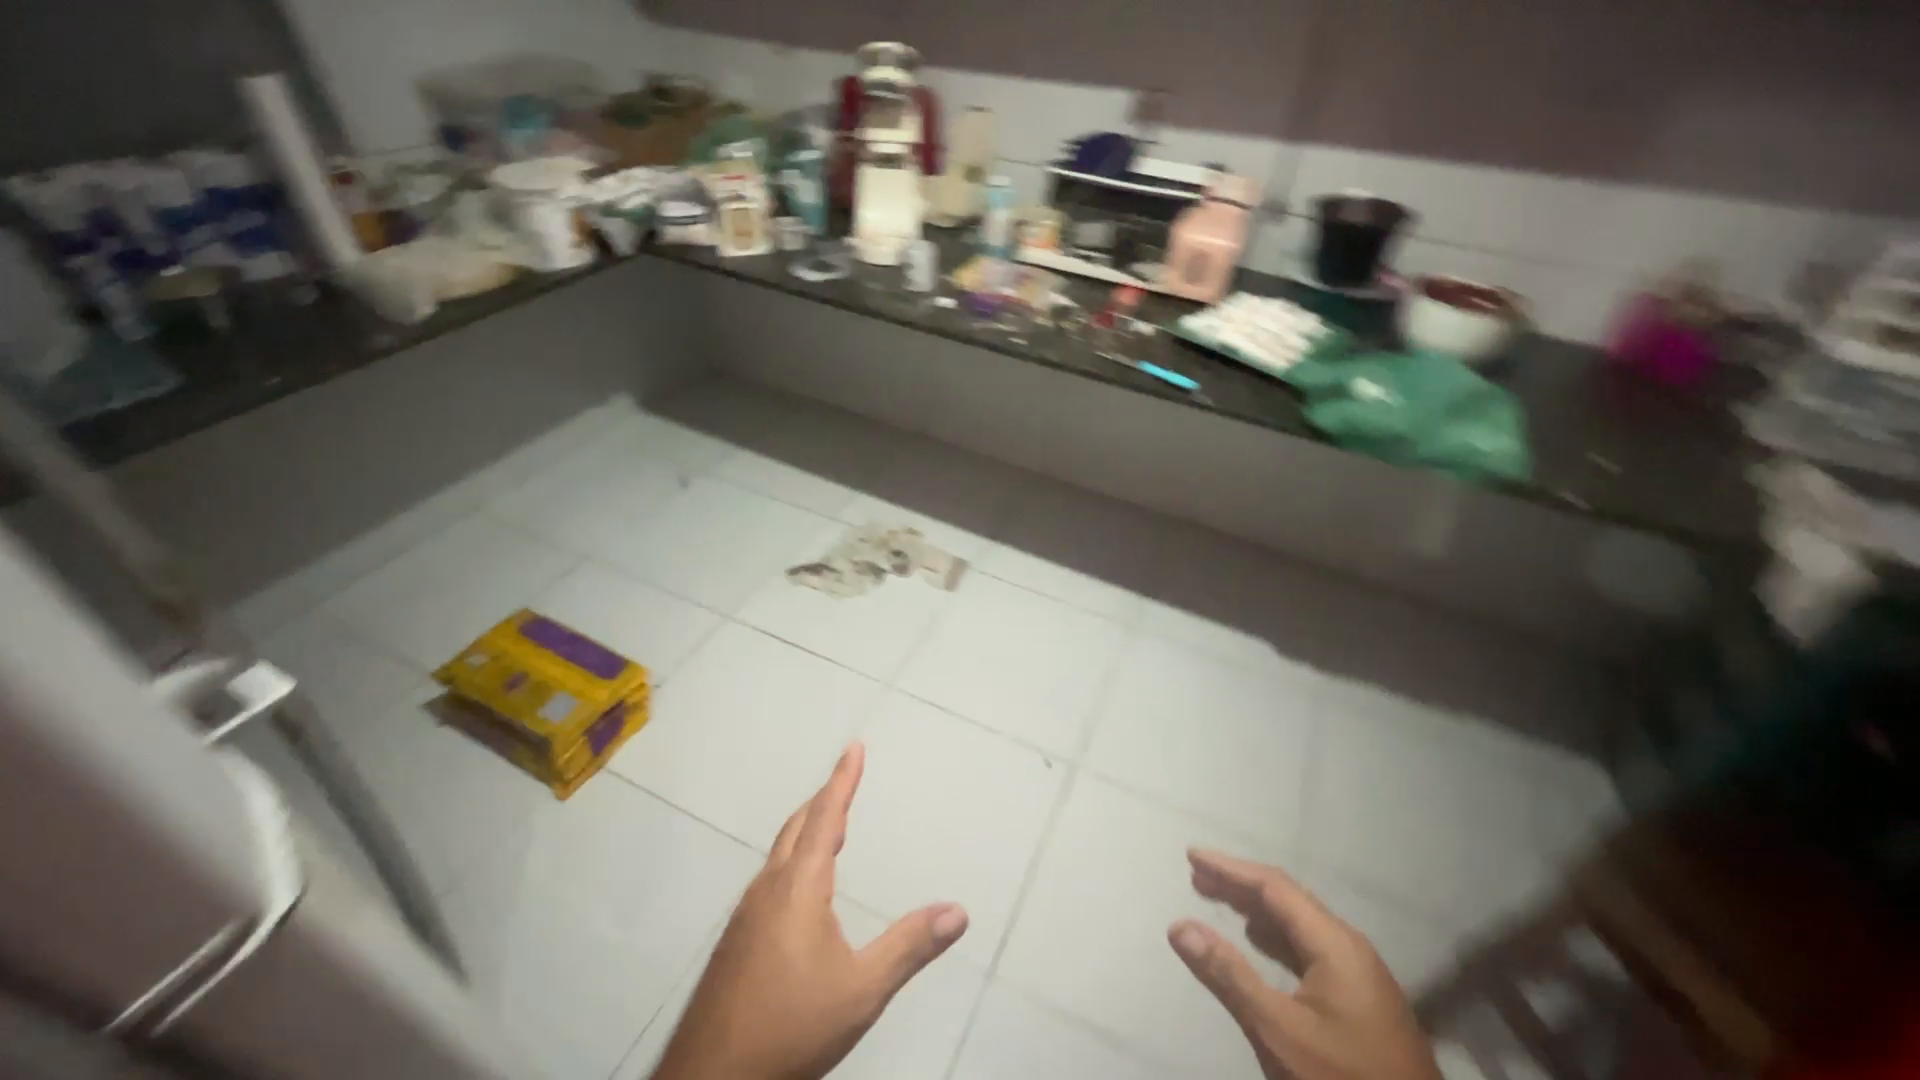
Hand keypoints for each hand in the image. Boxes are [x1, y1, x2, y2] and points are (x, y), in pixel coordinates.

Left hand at [651, 744, 968, 1079]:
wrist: (715, 1076)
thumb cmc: (792, 1025)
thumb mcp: (863, 989)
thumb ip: (909, 947)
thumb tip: (958, 910)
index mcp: (798, 888)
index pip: (825, 818)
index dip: (842, 781)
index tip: (853, 747)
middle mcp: (767, 891)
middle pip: (796, 829)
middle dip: (823, 801)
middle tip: (846, 782)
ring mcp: (746, 917)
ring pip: (780, 857)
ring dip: (807, 833)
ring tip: (832, 829)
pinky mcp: (737, 943)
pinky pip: (770, 882)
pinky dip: (794, 864)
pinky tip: (803, 895)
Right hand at [1169, 850, 1441, 1079]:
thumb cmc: (1343, 1075)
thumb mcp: (1278, 1030)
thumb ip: (1228, 975)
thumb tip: (1179, 926)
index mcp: (1335, 944)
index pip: (1275, 888)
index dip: (1230, 869)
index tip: (1192, 856)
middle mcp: (1350, 948)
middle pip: (1288, 901)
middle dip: (1240, 885)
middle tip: (1195, 876)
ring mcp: (1359, 974)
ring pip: (1299, 926)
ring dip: (1256, 911)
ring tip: (1217, 900)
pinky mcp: (1360, 999)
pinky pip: (1308, 949)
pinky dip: (1274, 937)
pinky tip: (1258, 944)